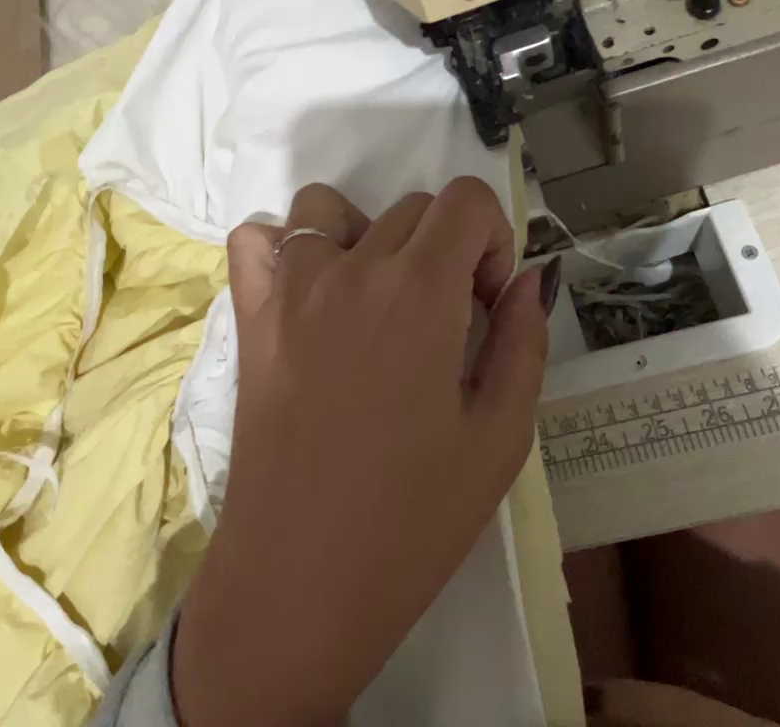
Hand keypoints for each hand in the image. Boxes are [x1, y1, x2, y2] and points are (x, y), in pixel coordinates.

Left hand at [173, 178, 559, 726]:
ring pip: (332, 209)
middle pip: (412, 208)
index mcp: (420, 291)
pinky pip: (256, 242)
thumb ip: (525, 340)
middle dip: (445, 251)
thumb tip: (531, 279)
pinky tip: (311, 296)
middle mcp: (351, 269)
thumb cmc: (414, 519)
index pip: (466, 200)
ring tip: (378, 304)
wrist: (301, 580)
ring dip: (368, 237)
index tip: (488, 305)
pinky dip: (286, 248)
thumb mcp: (502, 436)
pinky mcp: (249, 319)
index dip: (493, 242)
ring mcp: (289, 290)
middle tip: (445, 328)